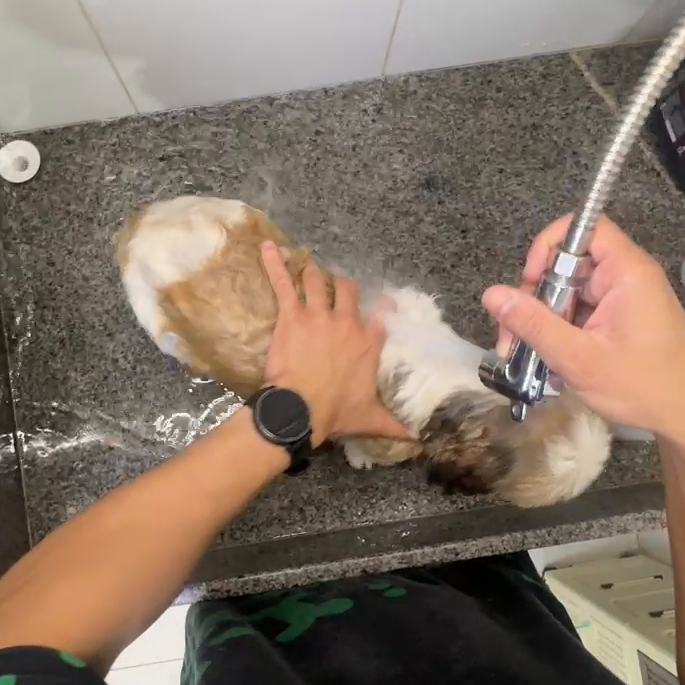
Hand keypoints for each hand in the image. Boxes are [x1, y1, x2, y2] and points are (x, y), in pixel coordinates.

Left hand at [260, 241, 411, 445]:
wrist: (303, 408)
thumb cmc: (336, 412)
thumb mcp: (371, 418)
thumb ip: (394, 424)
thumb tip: (417, 438)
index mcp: (368, 343)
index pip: (381, 317)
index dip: (382, 308)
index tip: (383, 303)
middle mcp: (347, 322)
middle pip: (348, 289)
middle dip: (342, 283)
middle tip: (334, 281)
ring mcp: (319, 314)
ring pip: (317, 280)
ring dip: (312, 271)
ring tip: (305, 262)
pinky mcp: (292, 314)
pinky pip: (284, 282)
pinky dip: (275, 263)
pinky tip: (267, 246)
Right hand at [480, 215, 684, 449]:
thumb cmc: (641, 386)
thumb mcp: (578, 357)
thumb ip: (533, 323)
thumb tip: (490, 294)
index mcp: (626, 272)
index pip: (583, 228)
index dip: (548, 247)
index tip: (528, 283)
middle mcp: (627, 277)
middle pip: (568, 266)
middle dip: (535, 298)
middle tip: (513, 336)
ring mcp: (625, 300)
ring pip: (570, 294)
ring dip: (544, 321)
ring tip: (526, 357)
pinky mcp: (623, 320)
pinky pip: (582, 313)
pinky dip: (562, 333)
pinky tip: (551, 362)